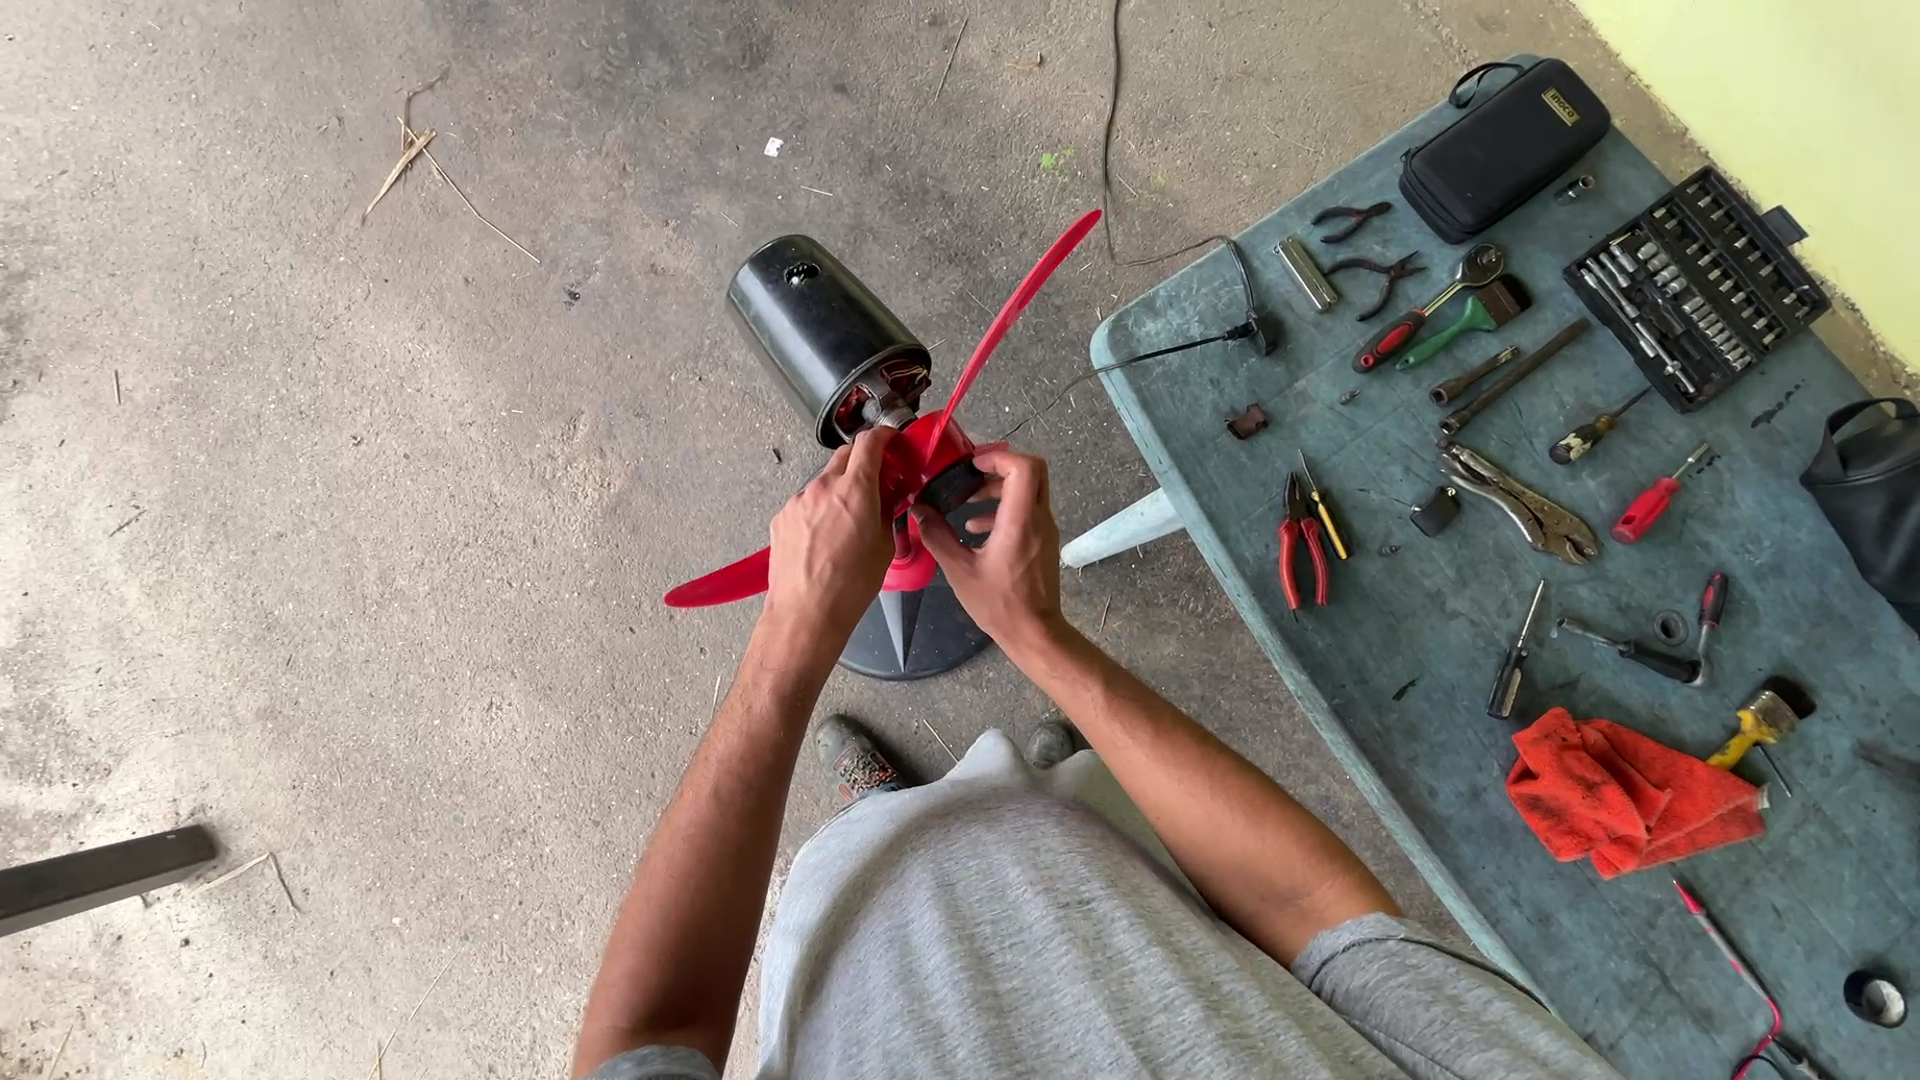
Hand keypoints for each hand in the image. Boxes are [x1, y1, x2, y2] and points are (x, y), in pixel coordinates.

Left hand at [765, 426, 897, 638]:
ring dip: (839, 489)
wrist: (806, 612)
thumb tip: (887, 498)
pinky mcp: (782, 517)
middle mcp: (823, 487)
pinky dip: (819, 508)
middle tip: (876, 482)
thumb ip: (886, 511)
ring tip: (848, 520)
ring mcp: (798, 500)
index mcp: (855, 490)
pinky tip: (825, 537)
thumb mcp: (884, 546)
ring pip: (824, 480)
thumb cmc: (849, 586)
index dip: (883, 436)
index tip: (890, 440)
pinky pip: (806, 502)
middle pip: (845, 456)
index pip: (869, 442)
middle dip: (863, 462)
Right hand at [912, 448, 1063, 645]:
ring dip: (1000, 487)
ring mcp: (1046, 530)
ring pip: (1031, 490)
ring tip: (967, 500)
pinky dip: (1004, 508)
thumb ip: (937, 536)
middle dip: (1000, 466)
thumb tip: (918, 510)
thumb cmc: (998, 604)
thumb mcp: (959, 571)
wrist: (1034, 632)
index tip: (971, 465)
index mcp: (1020, 521)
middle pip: (1033, 471)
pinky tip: (976, 527)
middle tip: (970, 474)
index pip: (1024, 467)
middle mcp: (1039, 519)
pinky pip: (1028, 510)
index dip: (998, 457)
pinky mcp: (1044, 542)